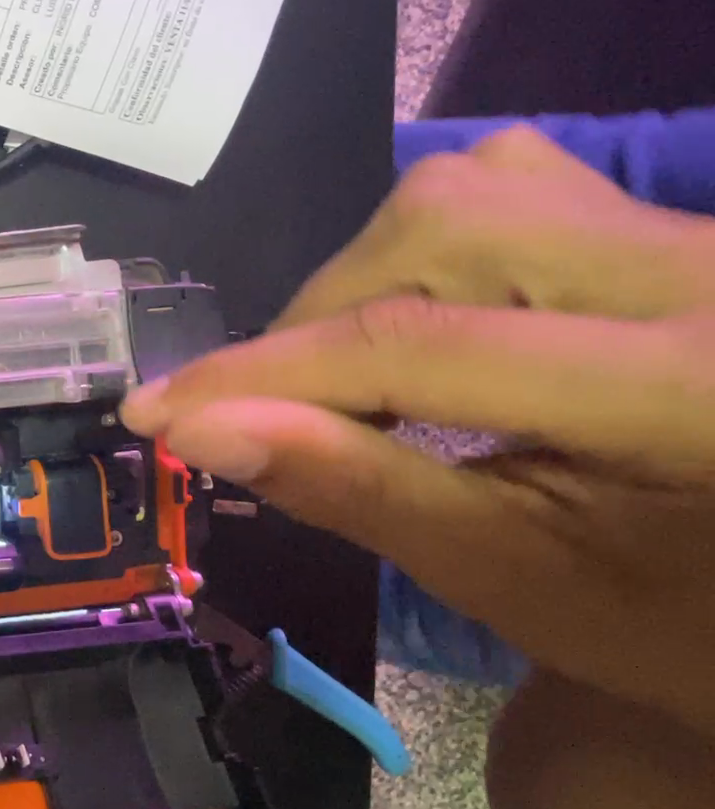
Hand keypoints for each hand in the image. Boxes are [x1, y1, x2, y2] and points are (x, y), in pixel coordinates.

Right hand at [118, 125, 714, 808]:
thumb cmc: (671, 624)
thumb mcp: (507, 578)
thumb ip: (352, 488)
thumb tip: (192, 429)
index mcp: (696, 390)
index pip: (416, 345)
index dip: (257, 374)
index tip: (149, 413)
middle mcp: (710, 276)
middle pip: (438, 232)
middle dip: (314, 324)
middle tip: (277, 413)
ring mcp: (698, 240)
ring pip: (468, 191)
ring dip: (358, 284)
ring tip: (345, 375)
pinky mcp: (669, 231)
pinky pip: (517, 183)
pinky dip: (418, 249)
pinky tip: (417, 312)